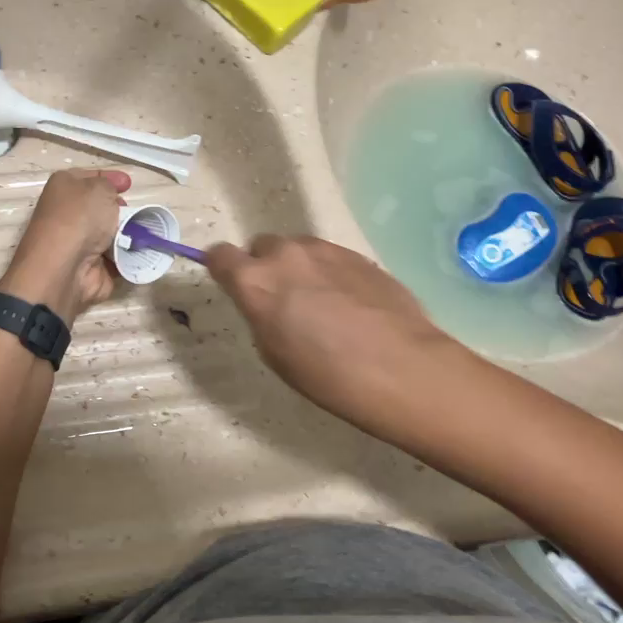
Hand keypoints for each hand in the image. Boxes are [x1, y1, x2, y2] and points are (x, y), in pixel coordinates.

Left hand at [0, 169, 130, 323]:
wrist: (65, 268)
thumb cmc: (80, 218)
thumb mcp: (99, 188)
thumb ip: (109, 186)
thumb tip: (110, 198)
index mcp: (63, 188)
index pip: (90, 178)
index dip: (110, 178)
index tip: (129, 183)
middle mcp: (67, 213)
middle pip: (100, 206)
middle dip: (119, 208)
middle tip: (134, 210)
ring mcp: (78, 242)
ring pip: (110, 232)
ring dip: (127, 232)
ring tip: (144, 230)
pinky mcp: (90, 266)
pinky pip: (117, 256)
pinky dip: (129, 255)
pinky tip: (142, 250)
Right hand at [206, 235, 482, 437]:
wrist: (402, 368)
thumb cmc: (328, 375)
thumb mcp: (275, 354)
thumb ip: (261, 315)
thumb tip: (266, 303)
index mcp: (255, 281)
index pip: (220, 255)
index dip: (223, 269)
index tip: (232, 284)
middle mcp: (285, 255)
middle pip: (262, 247)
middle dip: (266, 268)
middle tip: (283, 301)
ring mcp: (325, 250)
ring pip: (298, 249)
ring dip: (300, 268)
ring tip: (322, 303)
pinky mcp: (359, 254)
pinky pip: (330, 258)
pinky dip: (331, 274)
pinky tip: (350, 304)